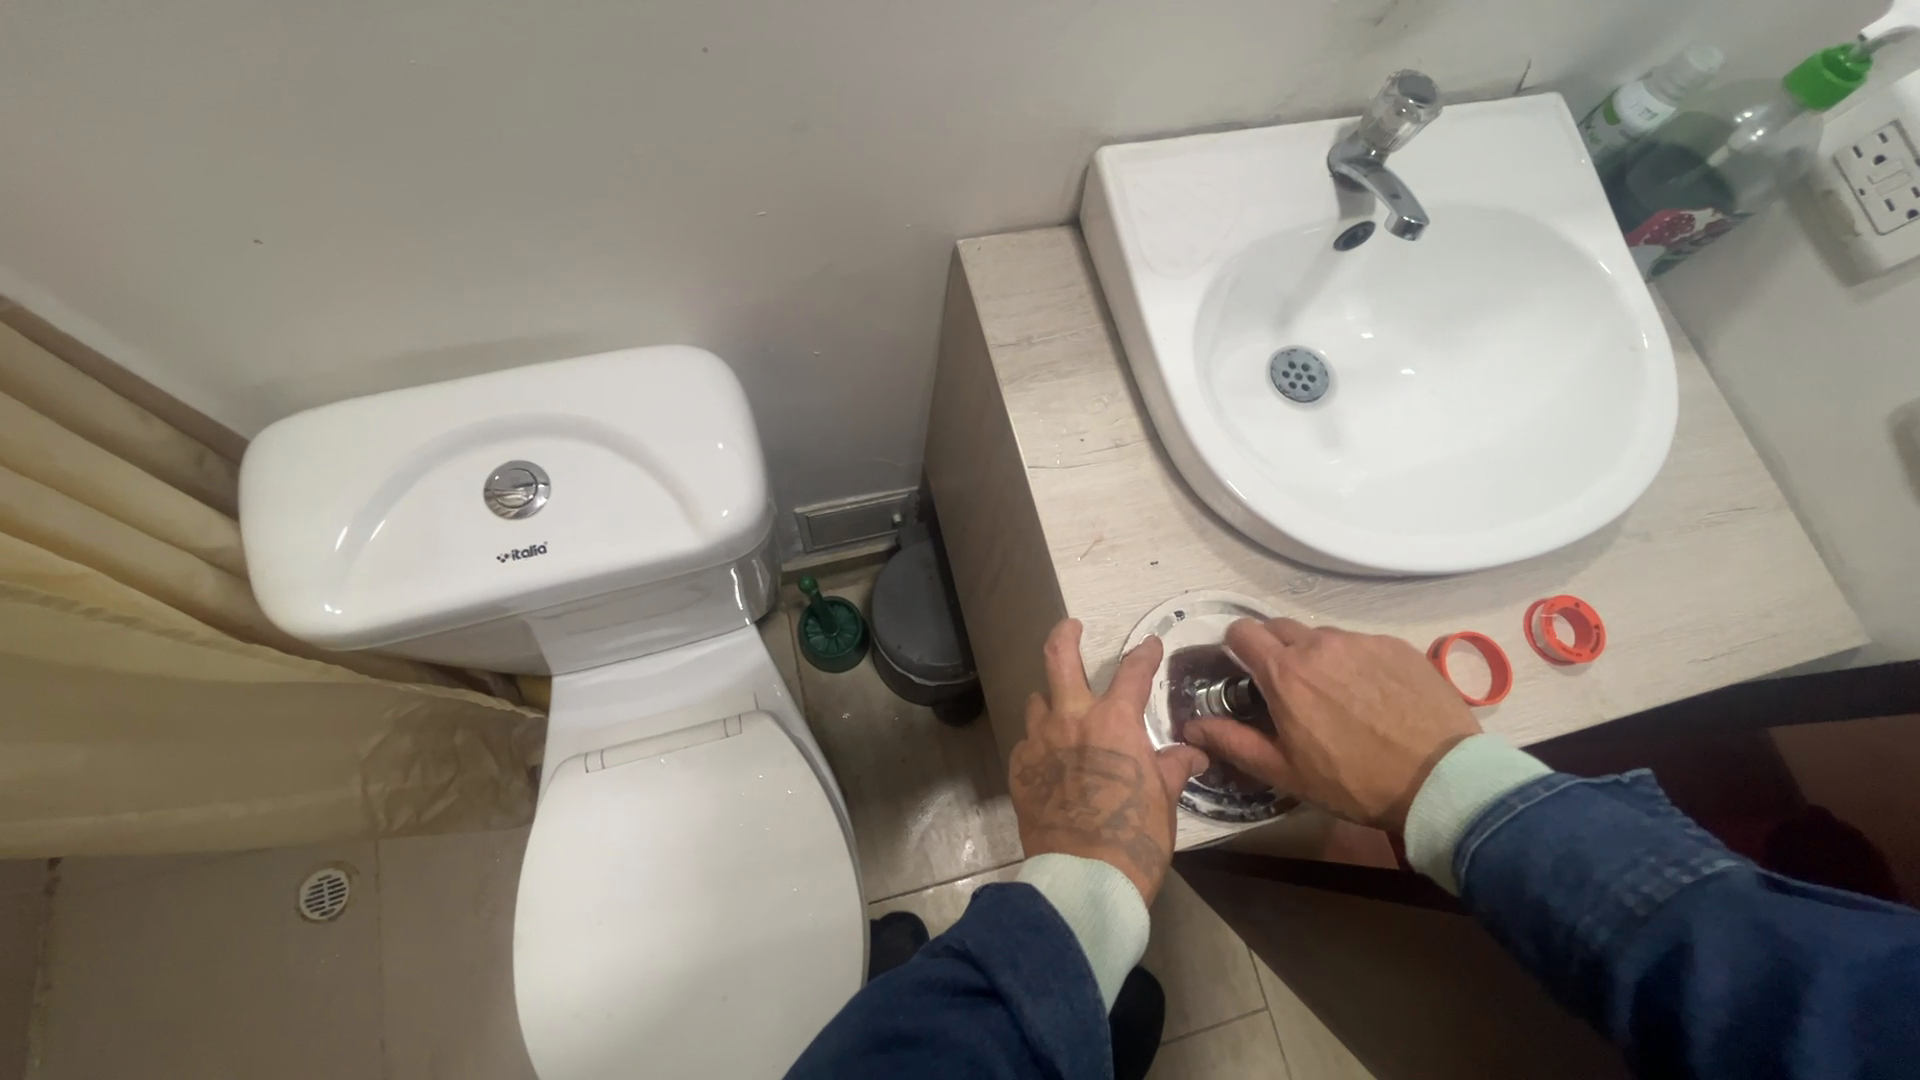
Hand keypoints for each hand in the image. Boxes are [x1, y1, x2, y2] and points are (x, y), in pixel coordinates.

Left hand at [1008, 619, 1209, 904]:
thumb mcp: (1163, 799)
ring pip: (1037, 701)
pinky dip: (1040, 743)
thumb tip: (1192, 753)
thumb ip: (1172, 767)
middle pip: (1058, 658)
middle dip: (1065, 635)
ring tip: (1060, 712)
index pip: (1133, 672)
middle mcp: (1071, 719)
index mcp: (1114, 721)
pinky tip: (1049, 760)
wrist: (1084, 877)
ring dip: (1050, 701)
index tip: (1150, 644)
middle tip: (1070, 627)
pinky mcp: (1019, 768)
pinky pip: (1028, 742)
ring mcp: (1039, 742)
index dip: (1145, 654)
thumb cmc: (1134, 836)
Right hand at [1182, 618, 1480, 832]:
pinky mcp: (1395, 646)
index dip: (1235, 647)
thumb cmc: (1354, 782)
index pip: (1241, 631)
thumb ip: (1232, 741)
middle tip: (1287, 686)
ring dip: (1315, 655)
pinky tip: (1371, 695)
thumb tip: (1189, 725)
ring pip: (1320, 636)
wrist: (1443, 780)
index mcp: (1283, 673)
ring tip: (1335, 694)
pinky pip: (1359, 644)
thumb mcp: (1284, 771)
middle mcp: (1317, 645)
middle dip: (1273, 649)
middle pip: (1278, 627)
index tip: (1243, 669)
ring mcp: (1360, 642)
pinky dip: (1354, 661)